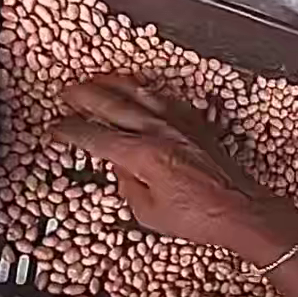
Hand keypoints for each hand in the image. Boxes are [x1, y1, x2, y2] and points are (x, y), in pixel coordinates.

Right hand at [53, 73, 297, 266]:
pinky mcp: (198, 125)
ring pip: (140, 92)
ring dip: (114, 83)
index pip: (94, 136)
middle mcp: (158, 131)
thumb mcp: (149, 213)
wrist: (242, 211)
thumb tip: (122, 170)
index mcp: (141, 154)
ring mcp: (180, 124)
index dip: (70, 131)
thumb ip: (128, 187)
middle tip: (66, 93)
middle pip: (111, 103)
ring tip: (96, 78)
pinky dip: (149, 90)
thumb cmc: (199, 218)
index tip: (55, 128)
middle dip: (83, 96)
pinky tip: (143, 89)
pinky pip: (167, 99)